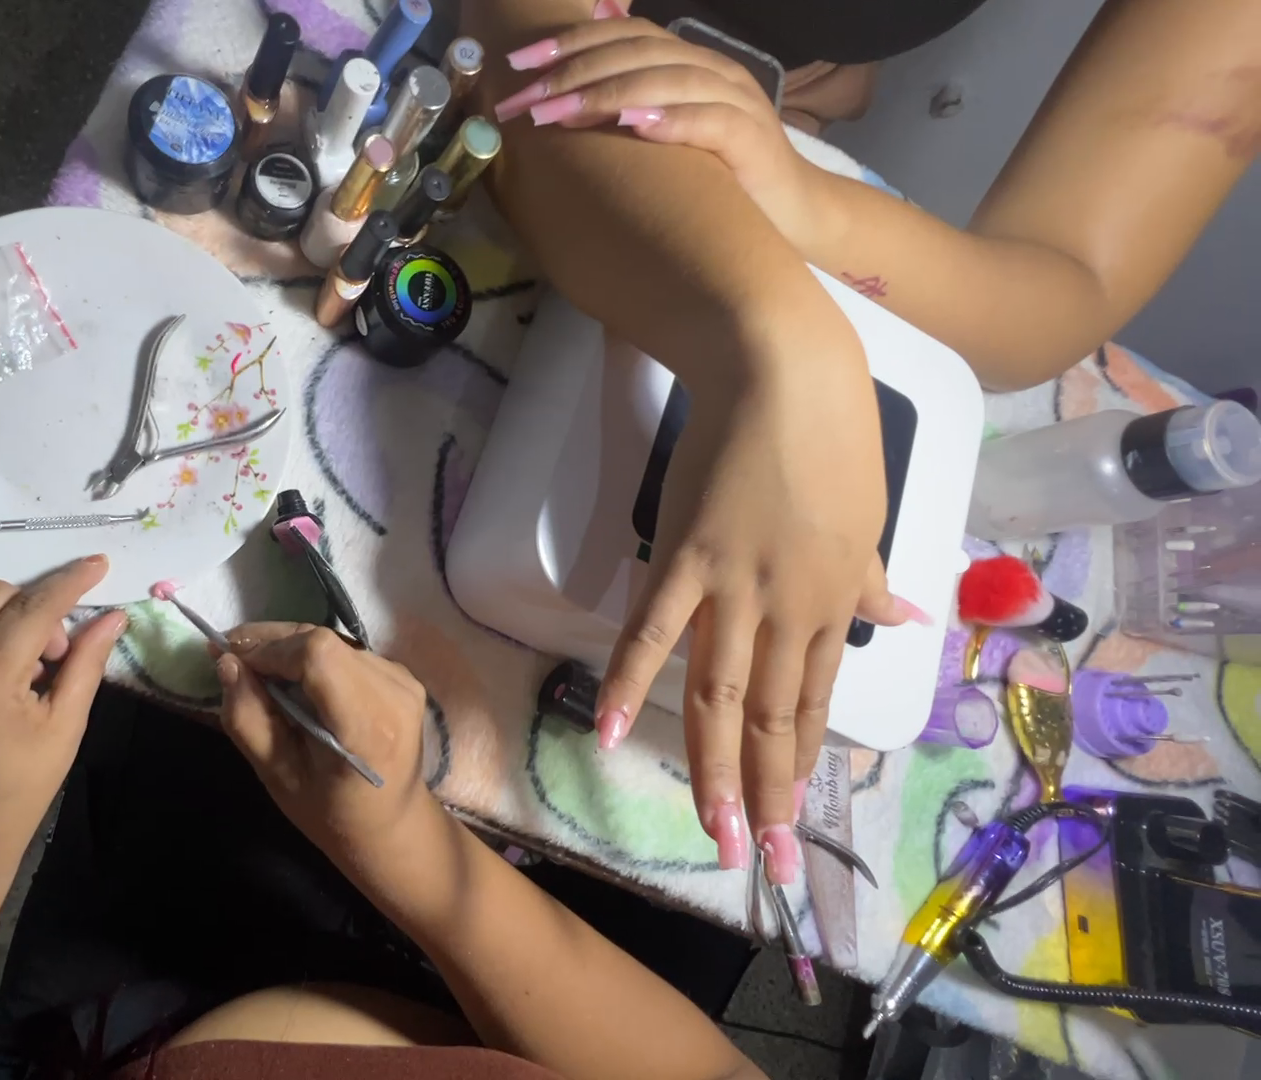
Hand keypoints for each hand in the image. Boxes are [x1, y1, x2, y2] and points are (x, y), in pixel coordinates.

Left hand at [0, 556, 126, 899]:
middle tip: (54, 651)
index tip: (97, 564)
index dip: (69, 582)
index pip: (33, 608)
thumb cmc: (17, 793)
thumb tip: (113, 616)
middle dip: (34, 607)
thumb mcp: (64, 729)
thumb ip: (86, 663)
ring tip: (21, 667)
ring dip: (1, 619)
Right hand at [216, 623, 441, 872]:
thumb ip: (247, 719)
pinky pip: (344, 651)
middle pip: (322, 640)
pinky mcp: (401, 675)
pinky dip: (311, 657)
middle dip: (271, 642)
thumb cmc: (330, 813)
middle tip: (232, 657)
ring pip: (331, 641)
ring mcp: (402, 680)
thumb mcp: (277, 777)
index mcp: (367, 726)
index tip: (230, 659)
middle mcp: (393, 692)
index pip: (318, 655)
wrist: (390, 825)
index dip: (269, 648)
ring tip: (257, 668)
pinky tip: (291, 678)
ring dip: (289, 648)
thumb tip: (227, 663)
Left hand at [493, 9, 823, 248]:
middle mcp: (708, 72)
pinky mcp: (749, 141)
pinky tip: (636, 126)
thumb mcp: (661, 136)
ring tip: (558, 112)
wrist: (787, 212)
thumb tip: (570, 90)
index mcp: (684, 65)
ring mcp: (732, 102)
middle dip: (571, 72)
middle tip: (522, 96)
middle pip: (636, 55)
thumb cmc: (713, 177)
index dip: (569, 43)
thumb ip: (624, 108)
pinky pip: (710, 122)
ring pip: (666, 82)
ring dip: (607, 95)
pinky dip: (672, 120)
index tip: (516, 65)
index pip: (623, 36)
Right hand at [596, 330, 923, 883]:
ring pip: (724, 691)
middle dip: (762, 792)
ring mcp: (738, 586)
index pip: (813, 702)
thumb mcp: (870, 509)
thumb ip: (873, 571)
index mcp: (837, 596)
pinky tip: (609, 728)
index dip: (799, 768)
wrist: (783, 372)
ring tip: (707, 824)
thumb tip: (898, 613)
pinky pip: (654, 627)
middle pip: (773, 714)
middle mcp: (794, 606)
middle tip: (749, 856)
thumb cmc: (828, 432)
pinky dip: (630, 679)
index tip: (788, 824)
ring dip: (715, 763)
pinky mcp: (685, 557)